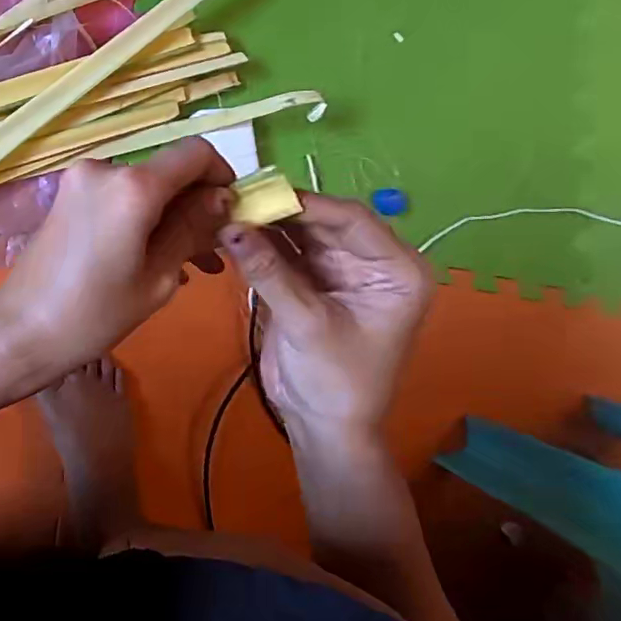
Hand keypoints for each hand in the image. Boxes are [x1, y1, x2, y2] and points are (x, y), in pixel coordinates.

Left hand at [0, 138, 236, 397]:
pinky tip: (153, 257)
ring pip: (142, 187)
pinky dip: (139, 217)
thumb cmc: (95, 313)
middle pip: (166, 171)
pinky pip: (116, 197)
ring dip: (168, 216)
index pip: (194, 152)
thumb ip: (192, 228)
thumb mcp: (158, 277)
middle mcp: (105, 168)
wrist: (21, 329)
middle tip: (212, 250)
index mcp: (133, 185)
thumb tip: (221, 198)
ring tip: (189, 264)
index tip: (228, 211)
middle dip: (194, 204)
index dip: (220, 176)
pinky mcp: (65, 196)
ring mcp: (79, 180)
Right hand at [217, 194, 431, 440]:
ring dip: (264, 224)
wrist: (323, 425)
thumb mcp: (306, 324)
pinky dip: (257, 243)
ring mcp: (336, 269)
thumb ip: (269, 272)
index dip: (307, 204)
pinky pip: (282, 251)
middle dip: (279, 211)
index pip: (352, 220)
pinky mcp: (307, 280)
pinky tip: (230, 233)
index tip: (261, 196)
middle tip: (235, 199)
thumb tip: (230, 227)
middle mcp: (368, 261)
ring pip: (298, 232)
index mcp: (395, 269)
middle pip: (321, 221)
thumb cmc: (337, 381)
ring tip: (226, 212)